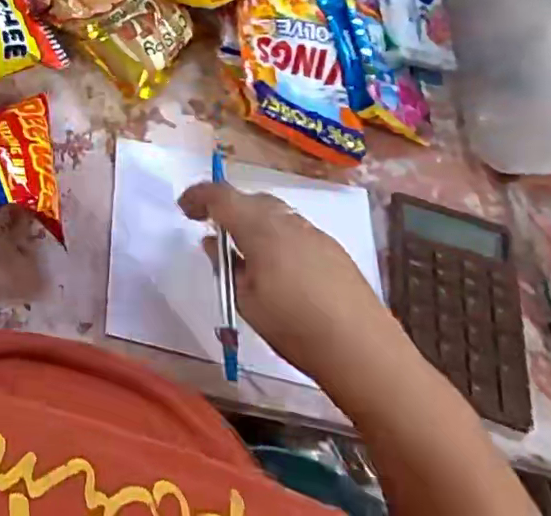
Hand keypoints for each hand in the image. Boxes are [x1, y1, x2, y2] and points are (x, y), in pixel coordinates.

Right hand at [179, 180, 403, 382]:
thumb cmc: (295, 328)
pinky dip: (276, 235)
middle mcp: (287, 222)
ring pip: (275, 212)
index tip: (184, 209)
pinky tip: (278, 266)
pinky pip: (295, 229)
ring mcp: (315, 234)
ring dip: (253, 220)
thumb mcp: (245, 301)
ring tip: (244, 248)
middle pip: (250, 199)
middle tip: (212, 227)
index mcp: (260, 228)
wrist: (366, 354)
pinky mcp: (334, 250)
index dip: (198, 196)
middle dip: (227, 207)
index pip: (221, 196)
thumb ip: (226, 266)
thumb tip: (215, 243)